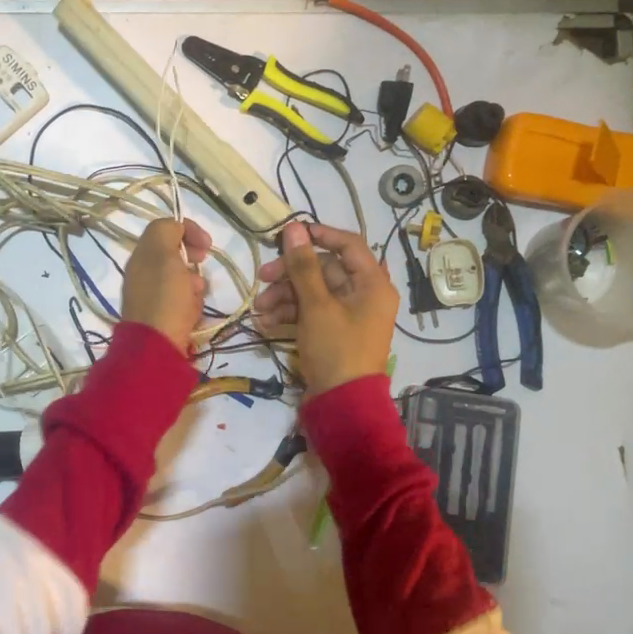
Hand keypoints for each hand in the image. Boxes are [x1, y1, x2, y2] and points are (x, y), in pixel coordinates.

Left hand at [121, 217, 211, 353]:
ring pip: (183, 278)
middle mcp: (143, 272)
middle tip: (202, 265)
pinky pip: (183, 300)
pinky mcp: (162, 315)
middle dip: (193, 259)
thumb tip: (176, 230)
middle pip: (176, 254)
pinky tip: (193, 313)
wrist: (156, 346)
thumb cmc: (164, 296)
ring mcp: (152, 294)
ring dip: (194, 283)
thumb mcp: (163, 253)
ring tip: (196, 295)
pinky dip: (191, 303)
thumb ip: (167, 231)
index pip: (166, 228)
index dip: (189, 230)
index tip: (207, 245)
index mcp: (141, 254)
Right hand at [254, 221, 396, 396]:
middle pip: (325, 269)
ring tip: (260, 308)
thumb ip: (303, 266)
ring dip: (285, 296)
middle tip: (262, 278)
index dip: (318, 235)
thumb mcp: (317, 306)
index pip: (348, 244)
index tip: (288, 235)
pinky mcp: (335, 332)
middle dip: (291, 274)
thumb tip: (293, 228)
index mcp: (372, 283)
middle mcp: (365, 295)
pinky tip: (267, 323)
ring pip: (314, 292)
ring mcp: (349, 315)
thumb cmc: (336, 350)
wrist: (343, 405)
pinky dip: (291, 314)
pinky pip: (312, 312)